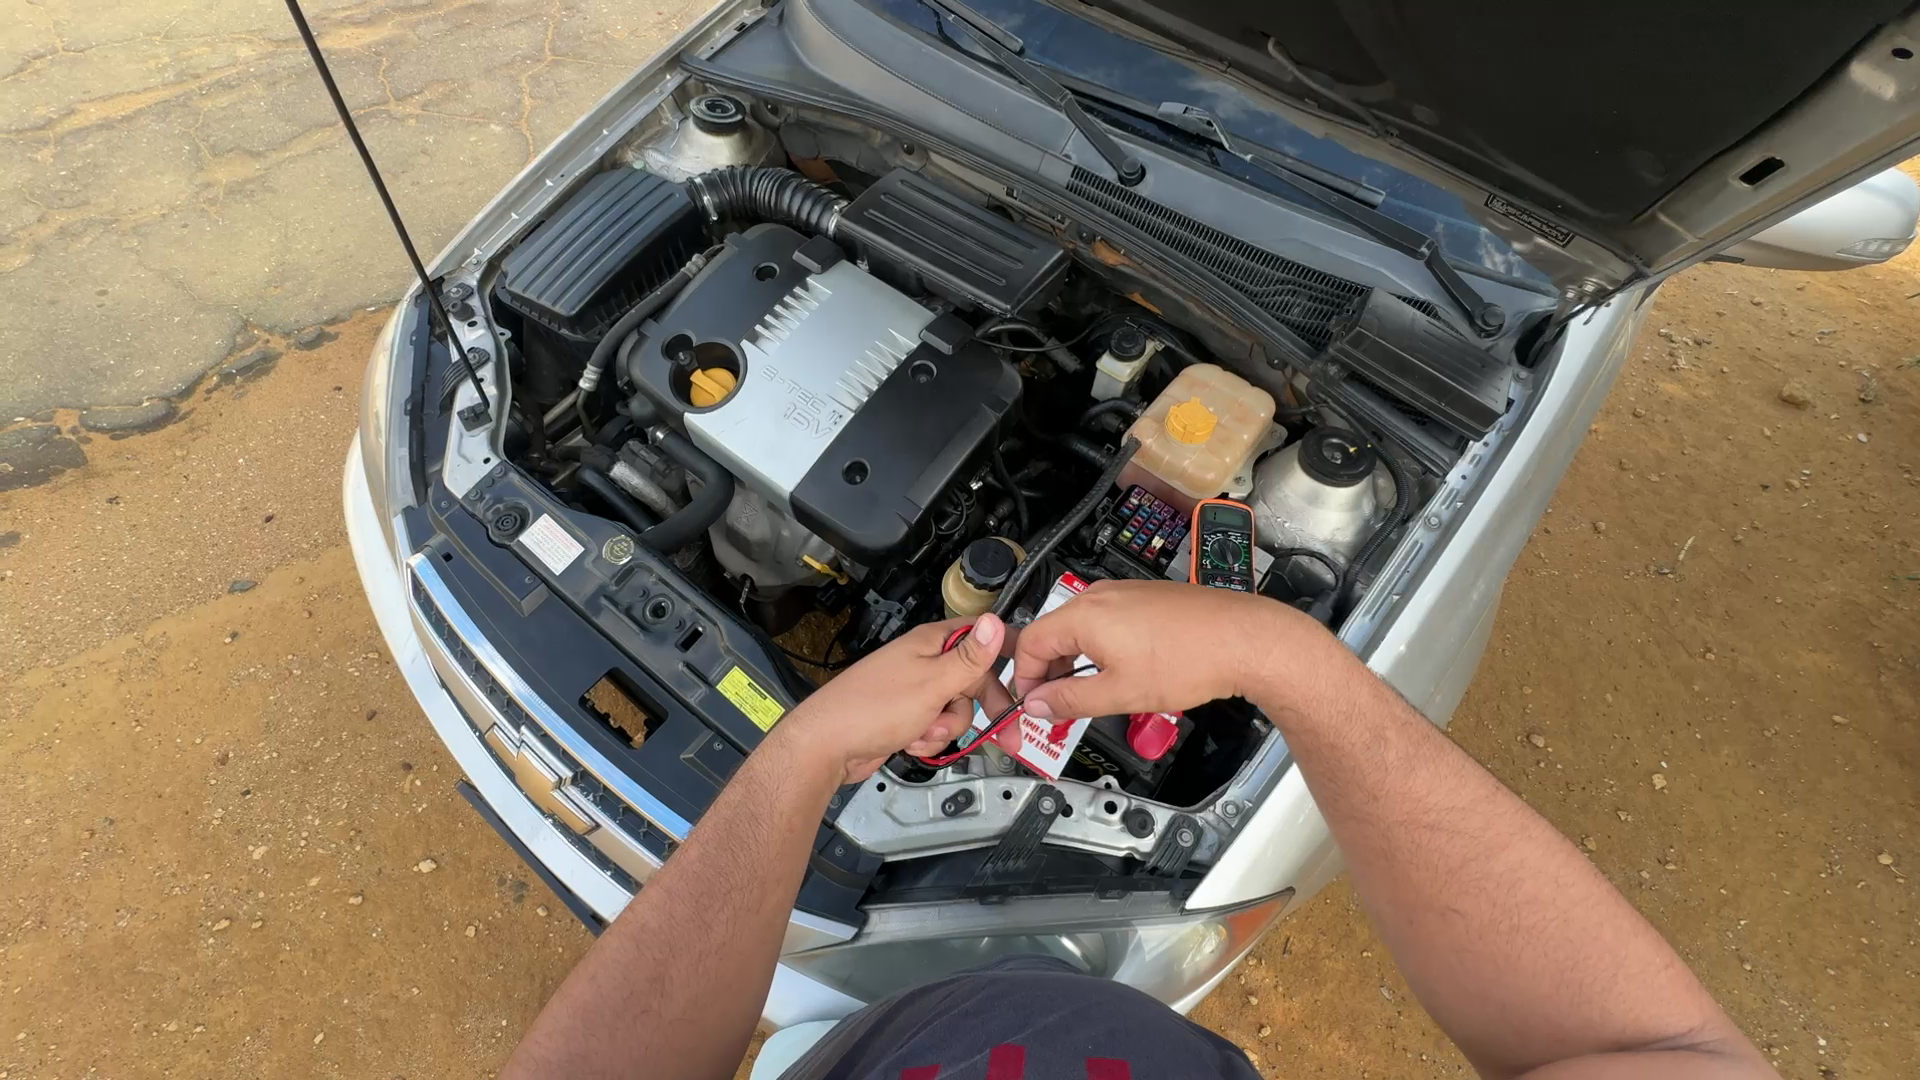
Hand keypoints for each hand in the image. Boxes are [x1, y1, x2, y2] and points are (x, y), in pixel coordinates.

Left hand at [773, 614, 1012, 784]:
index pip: (982, 640)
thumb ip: (969, 658)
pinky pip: (934, 726)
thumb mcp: (933, 683)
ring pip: (955, 709)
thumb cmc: (873, 708)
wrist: (827, 746)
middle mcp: (924, 661)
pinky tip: (911, 743)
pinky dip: (928, 739)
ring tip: (925, 734)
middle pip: (973, 682)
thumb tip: (996, 622)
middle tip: (1007, 738)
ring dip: (946, 729)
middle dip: (981, 711)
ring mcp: (914, 689)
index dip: (1005, 659)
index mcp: (932, 643)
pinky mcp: (905, 714)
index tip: (1026, 683)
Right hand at [1011, 579, 1341, 719]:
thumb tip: (1039, 704)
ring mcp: (1122, 594)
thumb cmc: (1192, 659)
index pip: (1029, 643)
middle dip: (1049, 671)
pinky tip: (1118, 671)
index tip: (1032, 703)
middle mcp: (1099, 596)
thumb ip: (1069, 700)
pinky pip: (1104, 621)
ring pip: (1079, 628)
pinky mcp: (1142, 599)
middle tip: (1056, 704)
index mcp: (1084, 614)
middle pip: (1052, 633)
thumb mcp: (1120, 693)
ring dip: (1075, 661)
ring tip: (1091, 692)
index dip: (1025, 678)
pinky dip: (1098, 648)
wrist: (1245, 640)